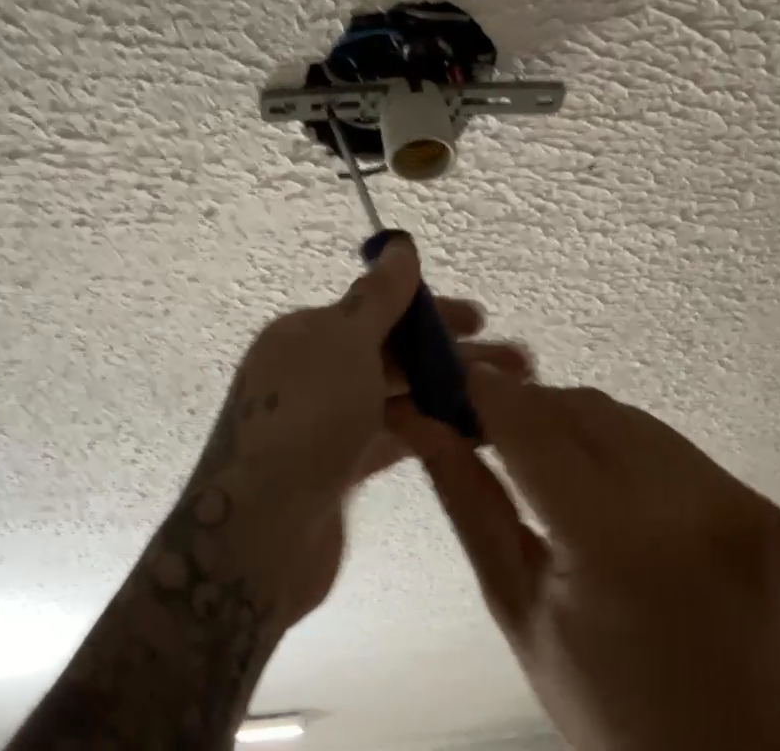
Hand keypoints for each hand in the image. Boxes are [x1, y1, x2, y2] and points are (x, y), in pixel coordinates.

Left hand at [182, 235, 529, 626]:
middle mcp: (310, 373)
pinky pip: (392, 438)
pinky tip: (475, 436)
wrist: (261, 533)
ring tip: (510, 404)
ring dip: (449, 394)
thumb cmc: (306, 420)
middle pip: (390, 354)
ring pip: (397, 397)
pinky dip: (430, 432)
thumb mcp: (343, 343)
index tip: (481, 319)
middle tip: (518, 365)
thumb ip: (378, 297)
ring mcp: (324, 424)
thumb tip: (398, 244)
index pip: (375, 309)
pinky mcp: (338, 469)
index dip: (428, 311)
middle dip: (451, 356)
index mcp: (304, 335)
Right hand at [390, 370, 779, 750]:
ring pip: (627, 416)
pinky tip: (605, 489)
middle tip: (486, 431)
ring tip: (545, 466)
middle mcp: (690, 507)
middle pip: (581, 406)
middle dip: (526, 408)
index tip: (449, 379)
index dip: (484, 392)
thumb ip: (470, 504)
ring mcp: (740, 504)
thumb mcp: (518, 609)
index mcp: (617, 545)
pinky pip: (672, 447)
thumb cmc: (610, 712)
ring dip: (574, 423)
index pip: (532, 425)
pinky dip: (625, 449)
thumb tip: (422, 425)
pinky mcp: (766, 510)